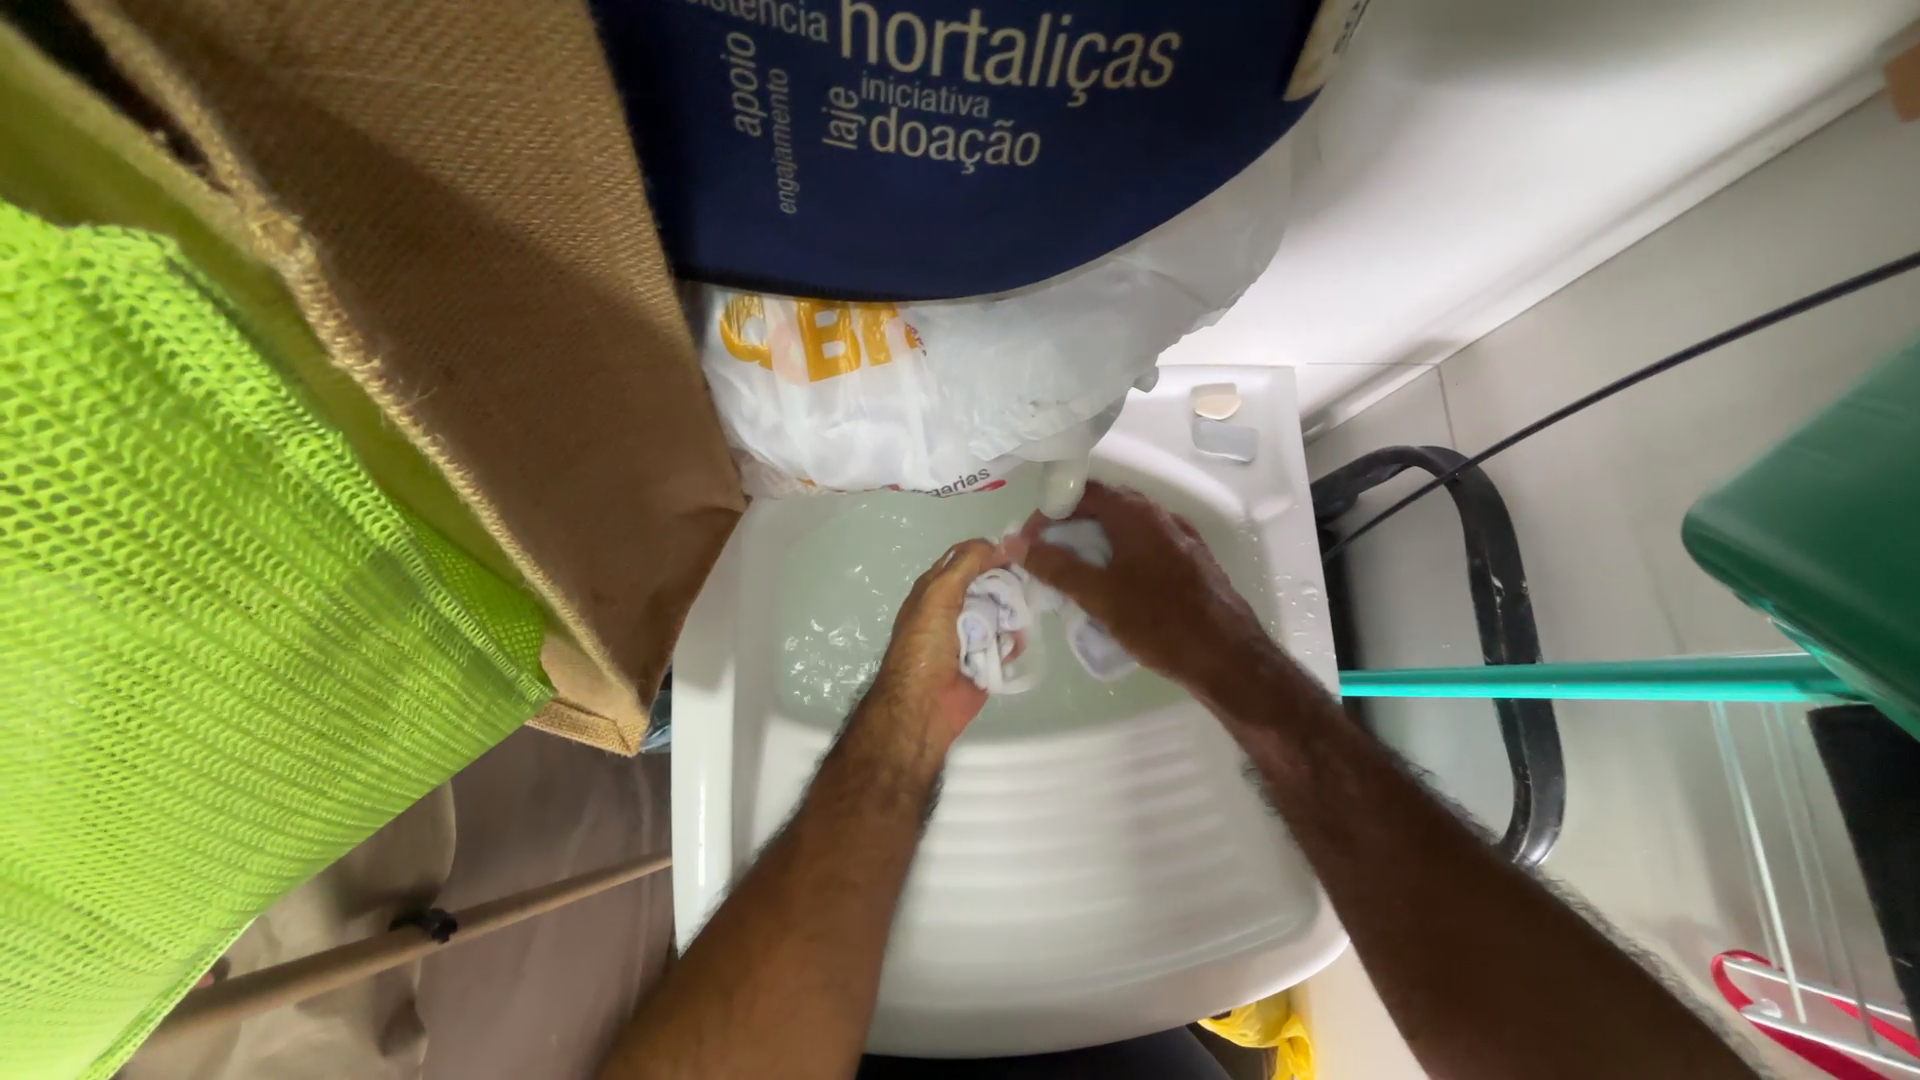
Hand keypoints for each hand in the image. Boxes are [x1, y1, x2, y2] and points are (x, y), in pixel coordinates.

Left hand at [864, 539, 1008, 760]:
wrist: (923, 705)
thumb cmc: (925, 646)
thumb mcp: (938, 595)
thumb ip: (965, 565)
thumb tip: (996, 543)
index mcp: (936, 588)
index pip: (966, 558)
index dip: (989, 551)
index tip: (1017, 550)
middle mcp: (954, 607)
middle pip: (989, 583)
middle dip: (1007, 582)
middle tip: (1027, 582)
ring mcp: (972, 633)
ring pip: (1002, 610)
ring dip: (1013, 613)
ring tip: (1021, 616)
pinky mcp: (987, 658)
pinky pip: (1007, 641)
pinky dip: (1013, 640)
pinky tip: (1015, 643)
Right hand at [1008, 481, 1272, 695]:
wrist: (1229, 659)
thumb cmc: (1161, 622)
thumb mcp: (1100, 596)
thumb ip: (1056, 567)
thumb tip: (1015, 544)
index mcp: (1138, 514)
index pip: (1084, 492)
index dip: (1051, 511)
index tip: (1030, 540)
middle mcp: (1162, 516)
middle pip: (1105, 507)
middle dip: (1070, 528)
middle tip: (1045, 557)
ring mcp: (1181, 538)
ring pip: (1126, 530)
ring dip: (1095, 544)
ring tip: (1073, 575)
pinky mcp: (1192, 562)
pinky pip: (1145, 548)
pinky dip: (1119, 557)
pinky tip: (1111, 588)